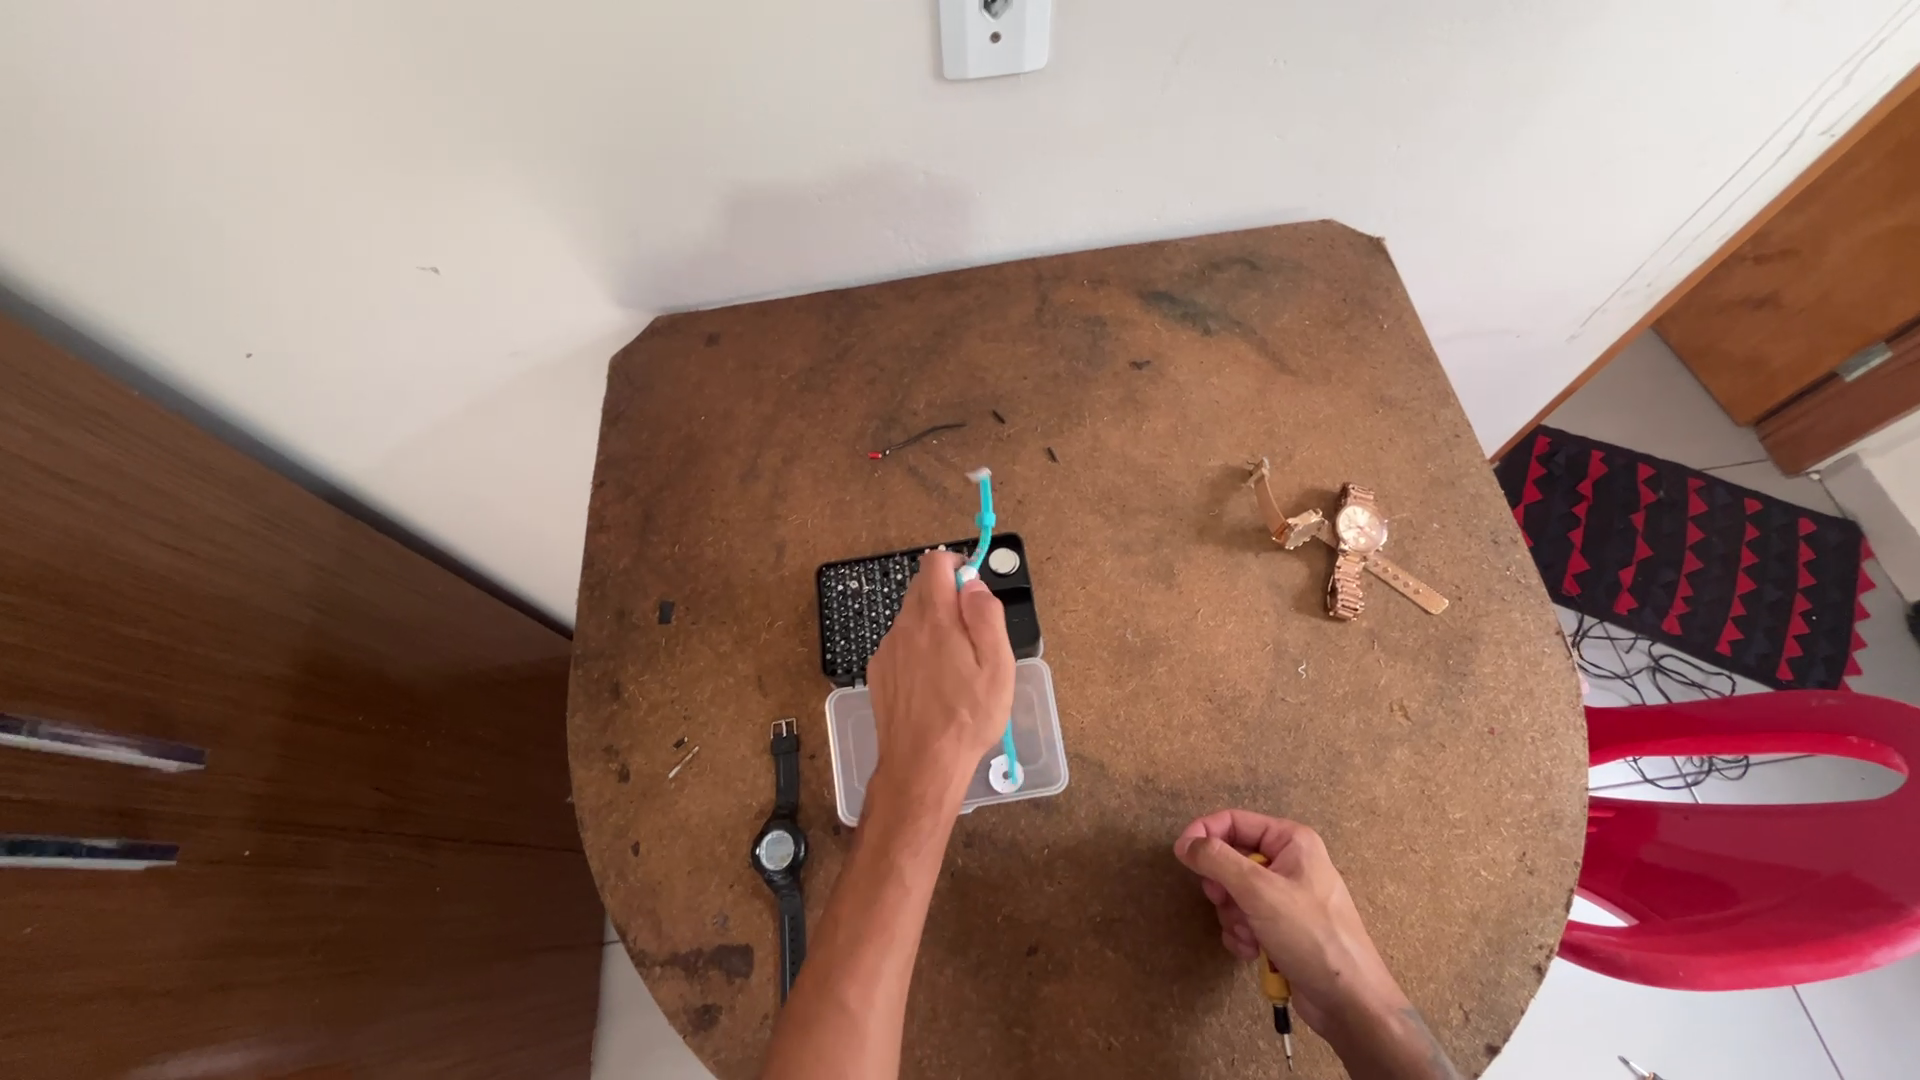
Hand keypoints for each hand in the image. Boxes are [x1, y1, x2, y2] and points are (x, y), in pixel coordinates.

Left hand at [866, 550, 1015, 799]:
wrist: (921, 764)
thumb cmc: (967, 718)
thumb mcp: (997, 666)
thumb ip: (986, 616)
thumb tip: (974, 586)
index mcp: (935, 618)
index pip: (935, 563)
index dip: (956, 566)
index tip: (973, 590)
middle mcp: (905, 627)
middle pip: (921, 587)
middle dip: (947, 597)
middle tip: (972, 633)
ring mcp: (888, 650)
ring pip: (911, 617)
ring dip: (933, 625)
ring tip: (955, 665)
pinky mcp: (880, 671)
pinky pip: (901, 644)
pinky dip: (918, 649)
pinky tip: (934, 682)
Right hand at [1173, 810, 1407, 1032]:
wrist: (1350, 1003)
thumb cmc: (1310, 936)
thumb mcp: (1259, 891)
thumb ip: (1217, 860)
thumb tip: (1185, 843)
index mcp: (1291, 841)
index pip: (1233, 821)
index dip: (1204, 834)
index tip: (1181, 855)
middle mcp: (1288, 862)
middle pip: (1231, 858)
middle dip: (1223, 886)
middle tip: (1223, 901)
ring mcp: (1285, 896)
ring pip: (1234, 891)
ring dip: (1232, 915)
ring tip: (1250, 934)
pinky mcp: (1282, 926)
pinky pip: (1244, 917)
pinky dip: (1242, 933)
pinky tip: (1254, 950)